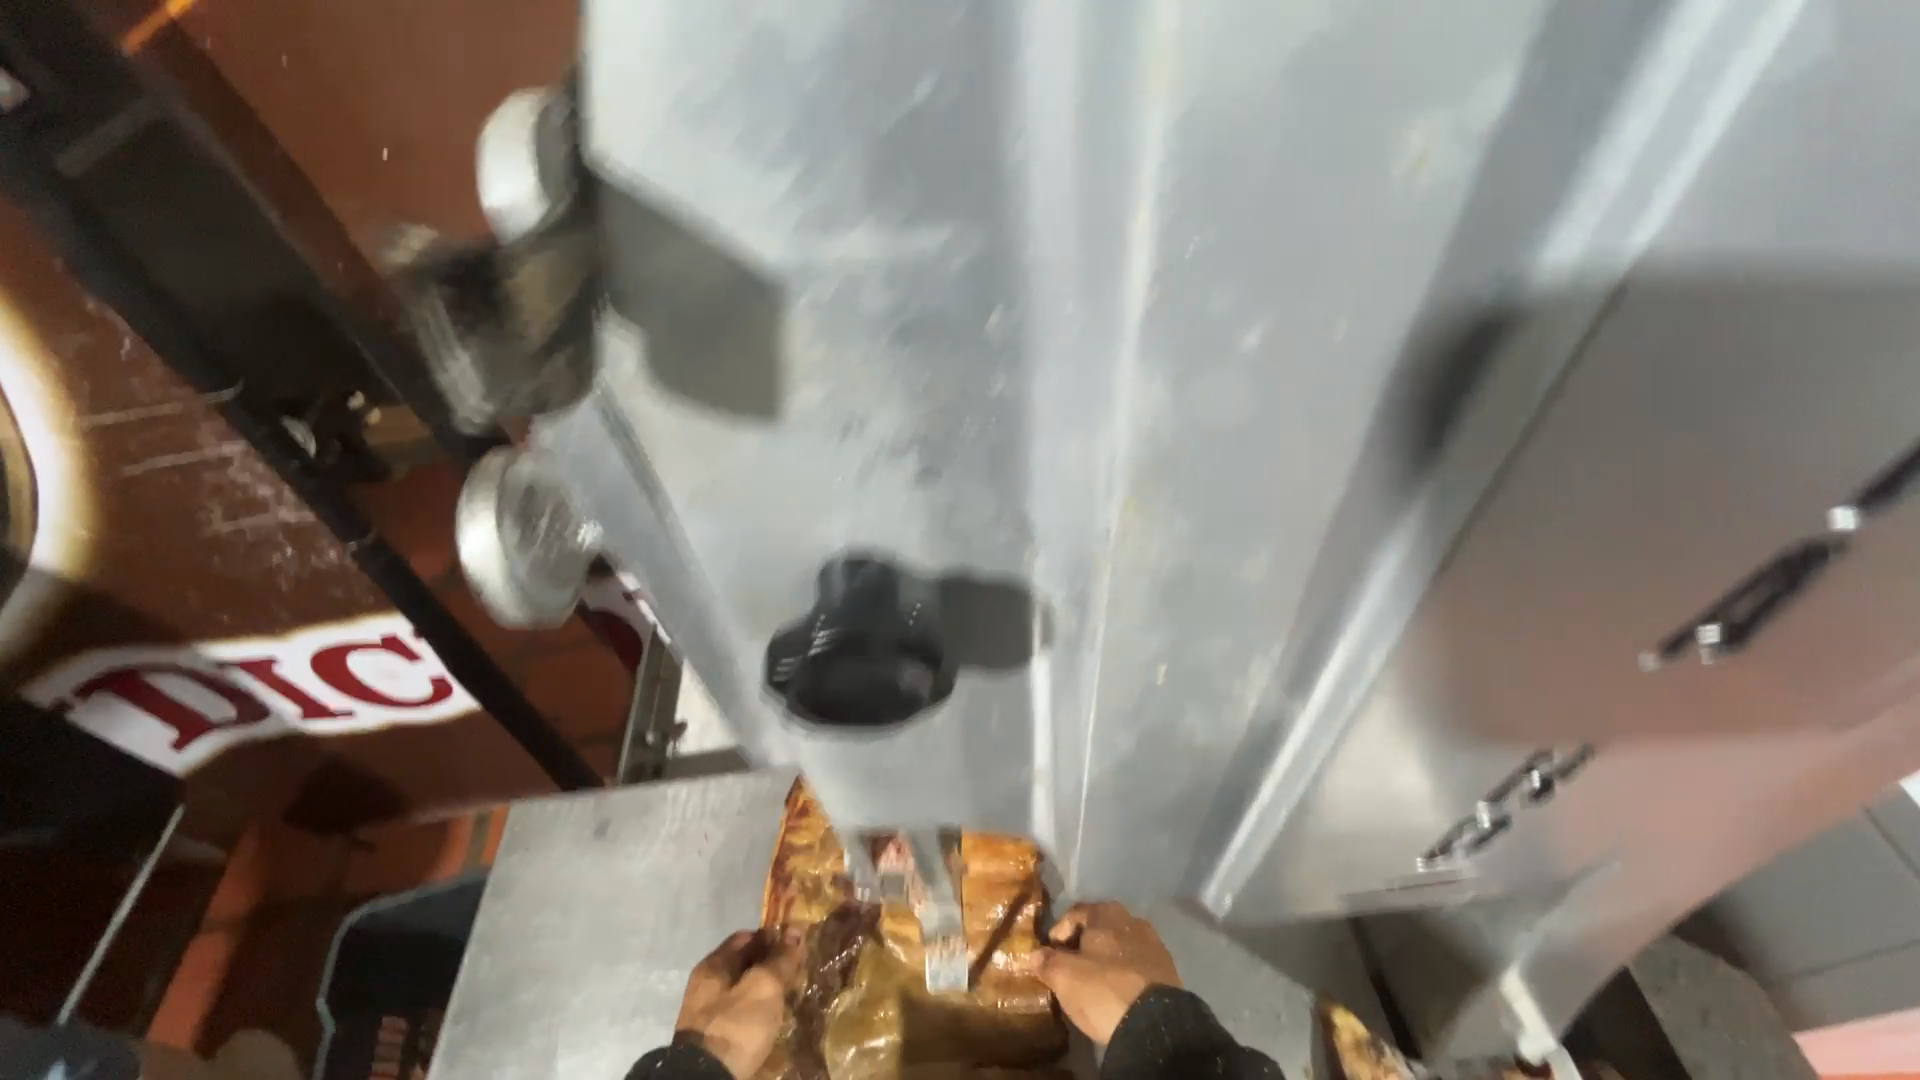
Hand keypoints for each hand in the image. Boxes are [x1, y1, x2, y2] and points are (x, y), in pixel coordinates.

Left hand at [674, 928, 803, 1078]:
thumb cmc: (736, 1025)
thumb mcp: (764, 986)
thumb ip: (779, 959)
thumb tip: (794, 930)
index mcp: (714, 965)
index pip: (747, 937)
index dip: (772, 936)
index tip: (796, 942)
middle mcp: (707, 984)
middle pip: (744, 963)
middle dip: (770, 963)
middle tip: (798, 968)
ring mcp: (709, 1012)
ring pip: (743, 989)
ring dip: (765, 988)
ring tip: (790, 993)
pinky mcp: (715, 1037)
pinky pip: (741, 1012)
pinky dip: (758, 1010)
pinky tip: (774, 1017)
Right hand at [1032, 901, 1180, 1045]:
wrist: (1155, 1025)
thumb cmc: (1104, 990)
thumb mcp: (1064, 977)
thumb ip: (1046, 962)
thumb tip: (1035, 955)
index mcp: (1106, 913)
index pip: (1073, 914)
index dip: (1057, 933)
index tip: (1049, 956)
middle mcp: (1131, 919)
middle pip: (1098, 928)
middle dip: (1082, 946)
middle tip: (1069, 968)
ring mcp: (1153, 943)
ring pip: (1119, 946)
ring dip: (1105, 959)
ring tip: (1093, 982)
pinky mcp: (1167, 969)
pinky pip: (1136, 964)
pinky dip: (1124, 972)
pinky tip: (1116, 991)